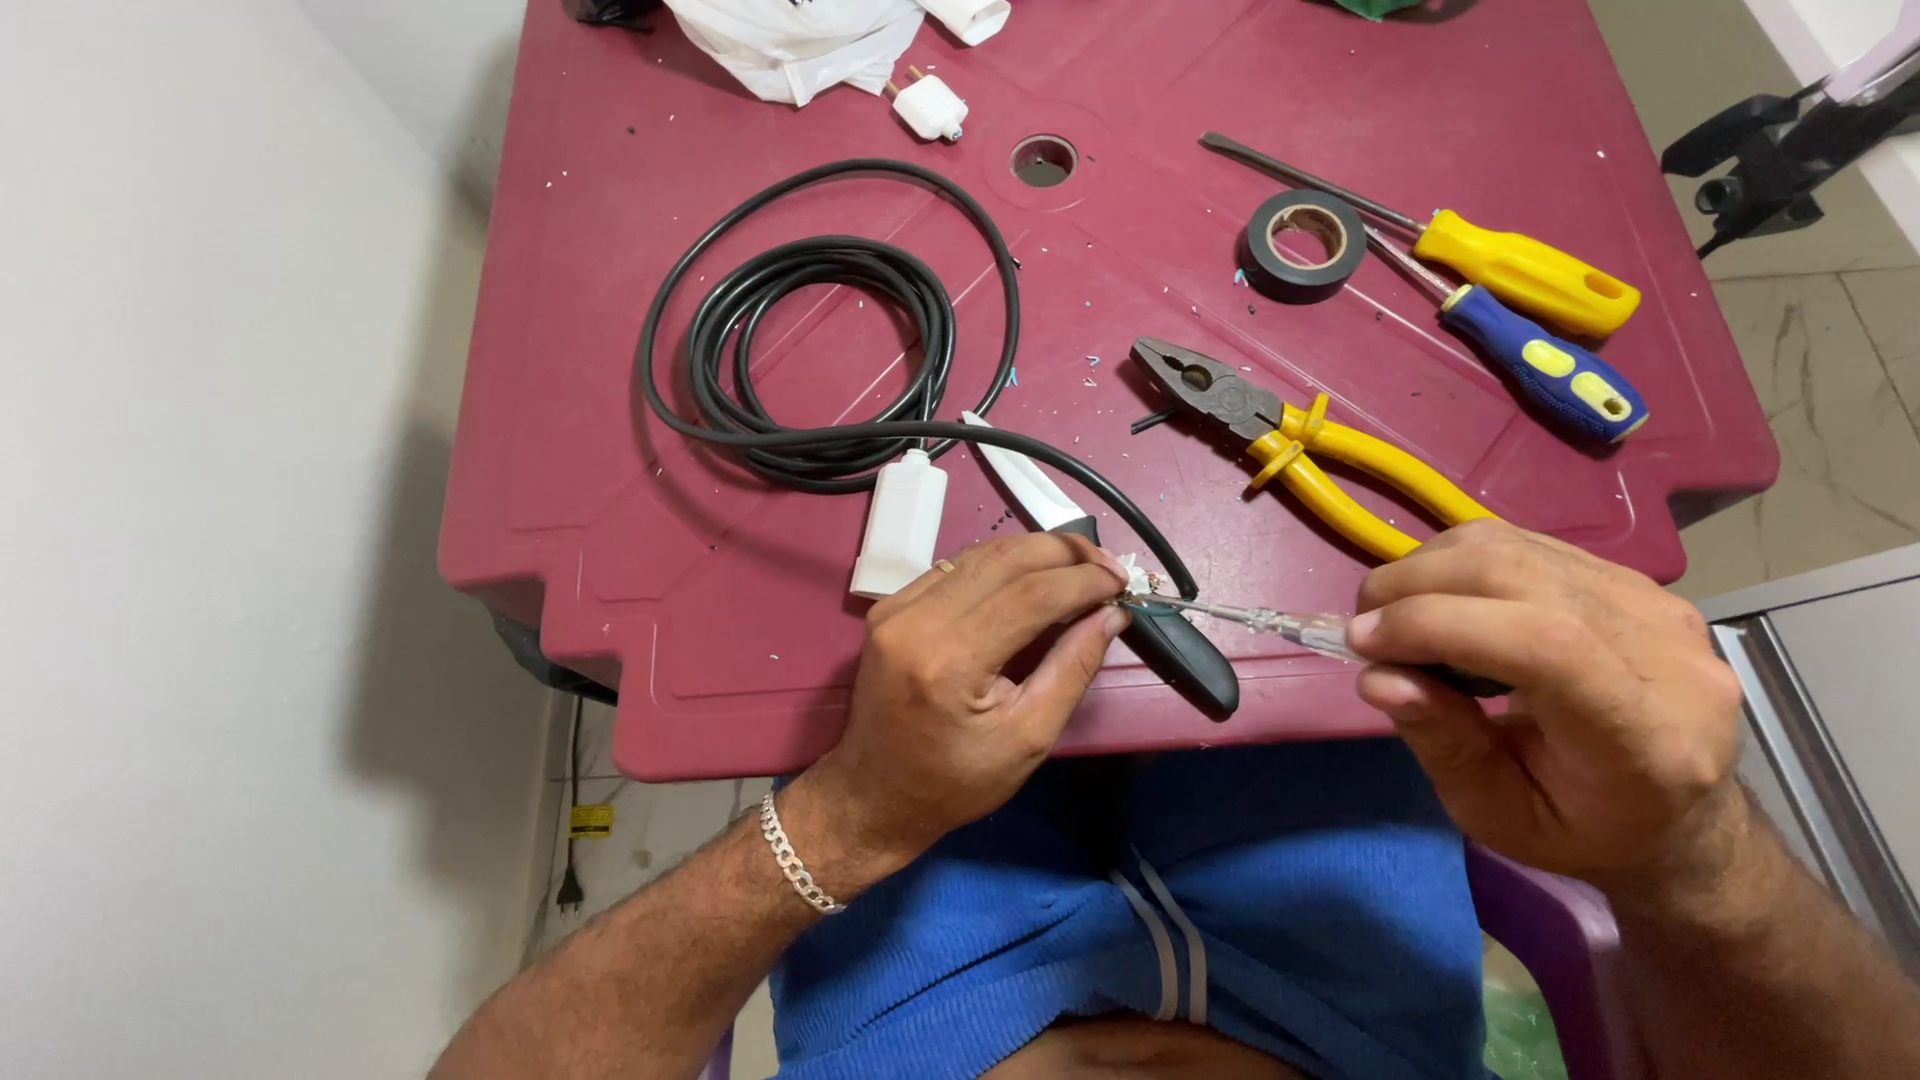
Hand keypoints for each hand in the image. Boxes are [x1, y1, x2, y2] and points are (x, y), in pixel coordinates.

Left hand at [787, 534, 1130, 887]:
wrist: (875, 795)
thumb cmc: (954, 782)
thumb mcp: (1028, 738)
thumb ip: (1072, 668)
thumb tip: (1112, 613)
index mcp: (950, 662)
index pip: (1029, 595)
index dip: (1082, 581)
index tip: (1121, 581)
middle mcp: (916, 621)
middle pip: (1003, 559)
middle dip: (1064, 553)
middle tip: (1107, 565)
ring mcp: (896, 609)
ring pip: (979, 554)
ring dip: (1034, 551)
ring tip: (1080, 564)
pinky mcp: (889, 608)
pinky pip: (955, 568)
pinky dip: (1000, 563)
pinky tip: (1032, 573)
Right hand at [1345, 520, 1747, 891]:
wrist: (1672, 814)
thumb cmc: (1577, 828)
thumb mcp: (1495, 814)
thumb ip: (1442, 745)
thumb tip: (1378, 678)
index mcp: (1645, 738)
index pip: (1545, 644)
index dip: (1437, 627)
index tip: (1361, 644)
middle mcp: (1663, 653)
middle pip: (1516, 574)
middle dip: (1411, 588)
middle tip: (1362, 631)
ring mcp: (1649, 603)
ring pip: (1507, 547)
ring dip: (1422, 570)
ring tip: (1392, 617)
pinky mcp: (1624, 578)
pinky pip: (1515, 543)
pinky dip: (1450, 563)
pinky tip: (1435, 604)